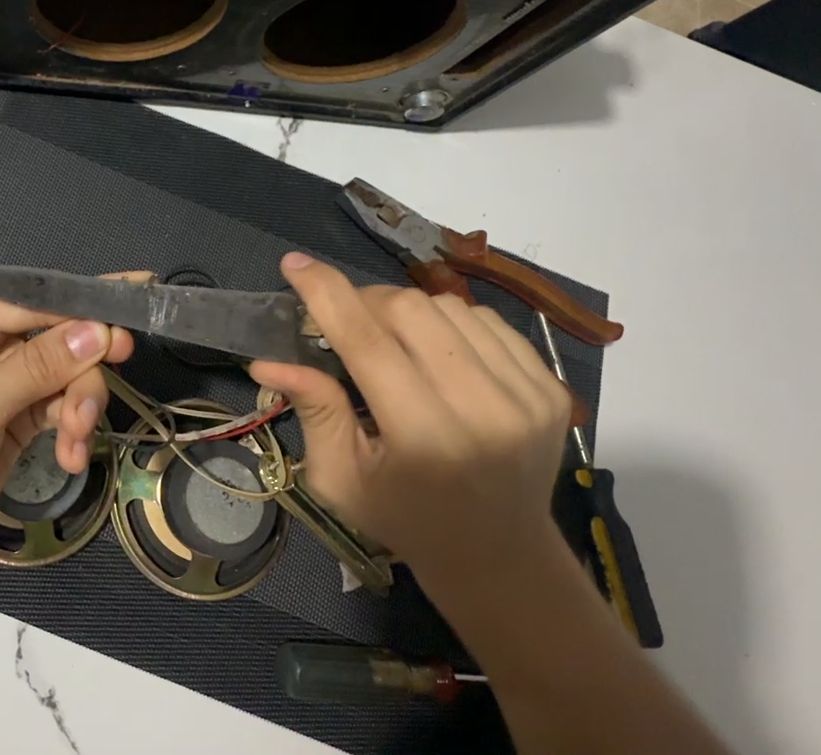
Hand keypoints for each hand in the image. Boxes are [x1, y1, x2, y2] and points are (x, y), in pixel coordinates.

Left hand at [0, 290, 133, 568]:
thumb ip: (38, 368)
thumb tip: (99, 330)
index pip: (31, 300)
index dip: (84, 302)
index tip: (137, 303)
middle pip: (58, 337)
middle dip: (83, 369)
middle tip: (106, 389)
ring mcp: (3, 382)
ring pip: (67, 375)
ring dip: (80, 407)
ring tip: (76, 443)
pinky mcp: (17, 418)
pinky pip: (61, 409)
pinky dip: (73, 431)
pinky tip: (71, 458)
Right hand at [249, 253, 572, 586]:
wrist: (500, 555)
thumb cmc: (404, 519)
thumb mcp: (339, 478)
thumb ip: (313, 411)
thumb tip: (268, 361)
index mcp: (423, 438)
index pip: (368, 341)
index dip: (327, 294)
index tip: (295, 264)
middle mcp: (483, 410)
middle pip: (411, 310)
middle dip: (366, 302)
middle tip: (346, 323)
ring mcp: (527, 397)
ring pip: (451, 306)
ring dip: (408, 311)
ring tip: (393, 341)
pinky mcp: (552, 389)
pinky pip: (489, 321)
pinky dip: (451, 323)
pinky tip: (437, 352)